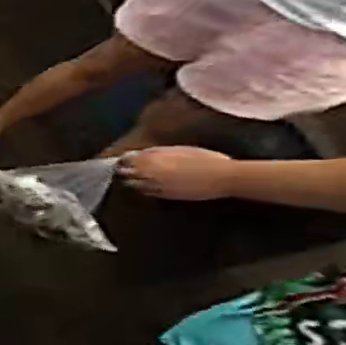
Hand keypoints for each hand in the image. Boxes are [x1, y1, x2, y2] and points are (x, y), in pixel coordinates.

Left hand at [119, 147, 240, 200]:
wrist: (223, 176)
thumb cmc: (206, 159)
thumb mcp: (178, 150)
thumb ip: (157, 153)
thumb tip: (143, 154)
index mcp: (152, 155)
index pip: (125, 157)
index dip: (125, 159)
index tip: (126, 160)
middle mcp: (147, 169)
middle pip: (123, 170)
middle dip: (123, 170)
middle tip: (125, 171)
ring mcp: (153, 183)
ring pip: (130, 183)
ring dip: (130, 181)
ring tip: (134, 179)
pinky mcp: (161, 194)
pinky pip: (143, 192)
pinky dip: (141, 189)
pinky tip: (145, 187)